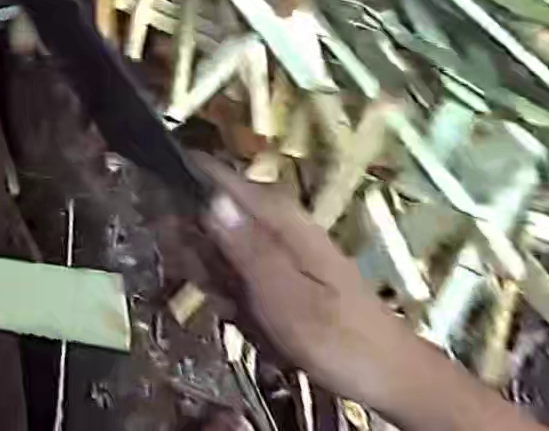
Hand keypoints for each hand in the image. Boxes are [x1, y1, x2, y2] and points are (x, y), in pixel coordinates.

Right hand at [192, 156, 455, 420]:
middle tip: (202, 281)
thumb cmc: (337, 338)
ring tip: (226, 303)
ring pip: (210, 235)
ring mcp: (271, 233)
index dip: (173, 185)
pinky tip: (237, 308)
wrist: (391, 378)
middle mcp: (268, 211)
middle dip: (189, 242)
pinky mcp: (272, 255)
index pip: (206, 170)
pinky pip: (228, 256)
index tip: (157, 219)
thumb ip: (244, 246)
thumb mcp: (285, 298)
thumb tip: (207, 196)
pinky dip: (224, 282)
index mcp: (272, 210)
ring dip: (206, 269)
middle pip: (201, 204)